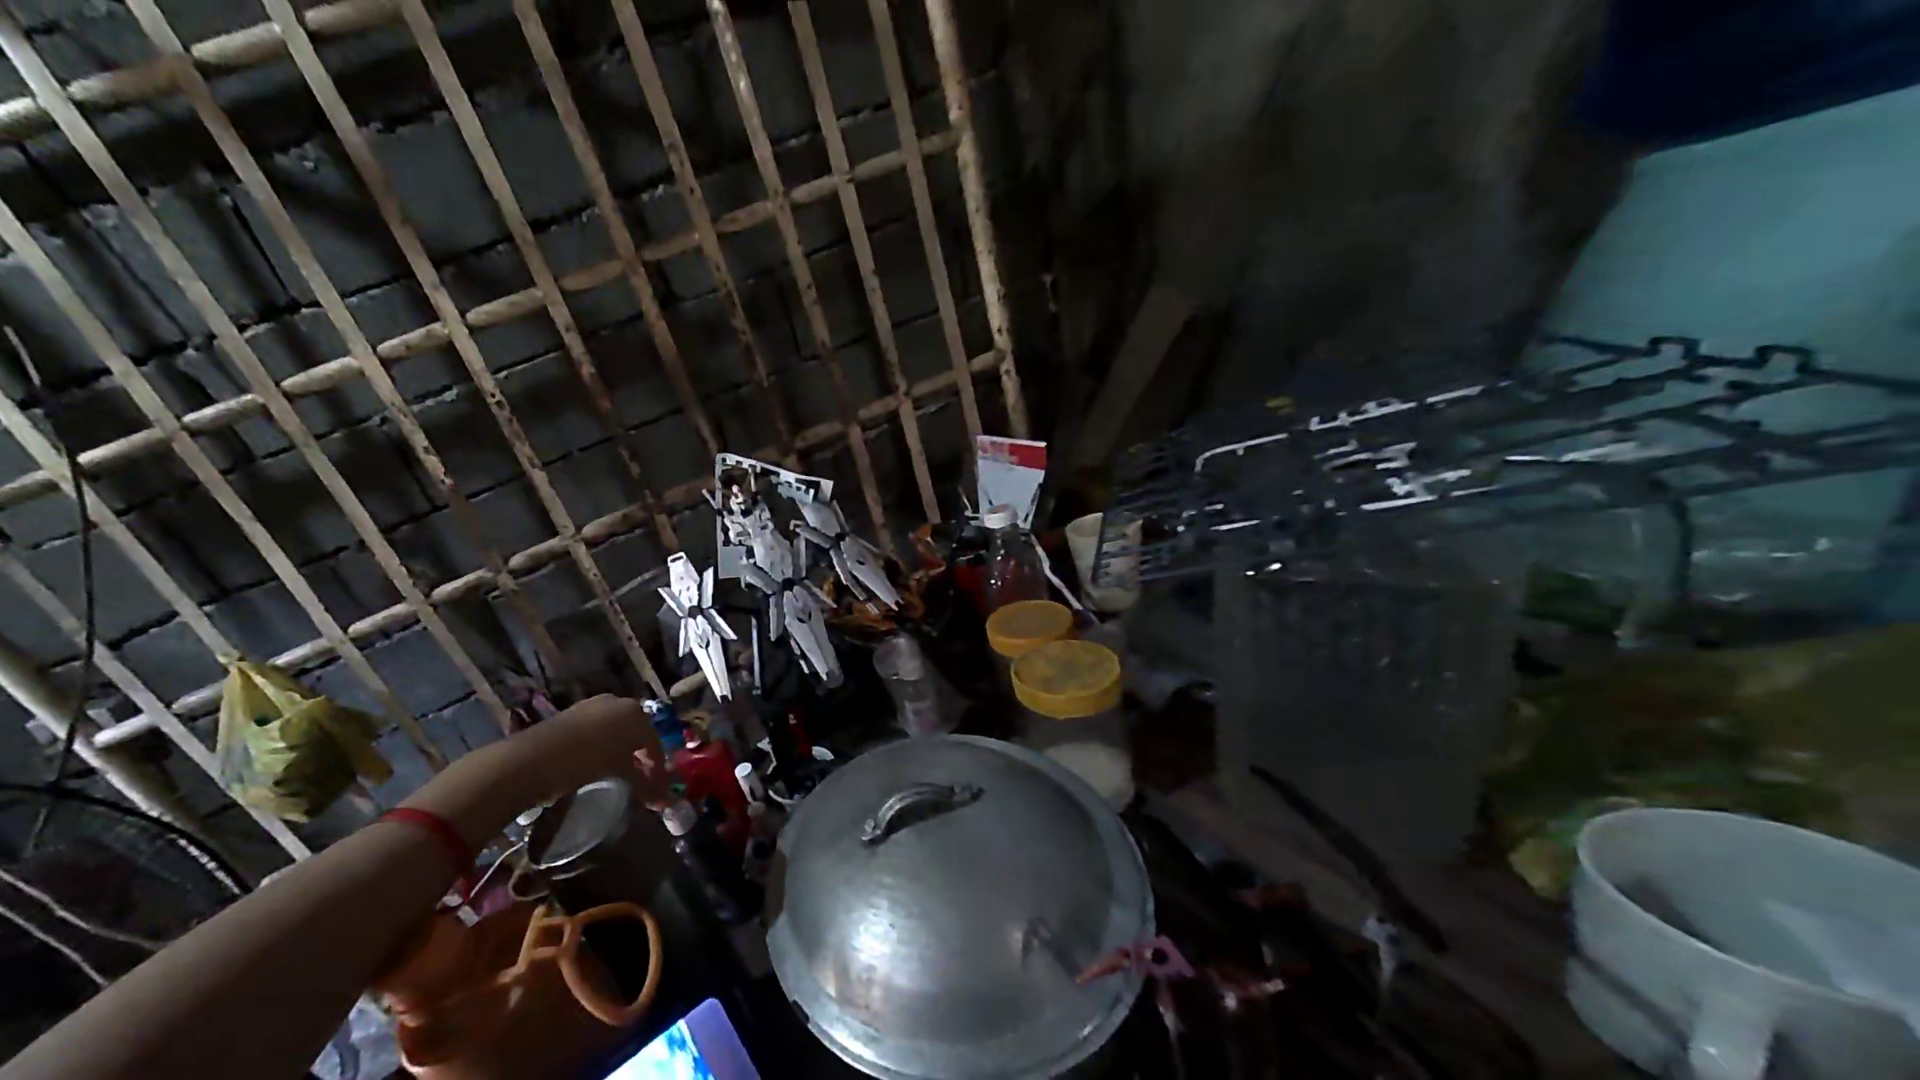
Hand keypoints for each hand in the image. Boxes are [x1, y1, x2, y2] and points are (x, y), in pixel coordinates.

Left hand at [506, 694, 670, 804]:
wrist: (530, 759)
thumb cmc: (585, 762)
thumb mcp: (619, 775)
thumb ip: (645, 786)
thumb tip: (663, 803)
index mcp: (637, 714)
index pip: (655, 744)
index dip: (658, 770)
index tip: (658, 792)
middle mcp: (619, 703)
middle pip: (637, 734)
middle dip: (640, 757)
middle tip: (639, 781)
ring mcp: (593, 705)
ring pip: (616, 730)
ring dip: (620, 751)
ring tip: (615, 774)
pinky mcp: (571, 713)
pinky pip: (596, 729)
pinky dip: (601, 745)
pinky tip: (593, 763)